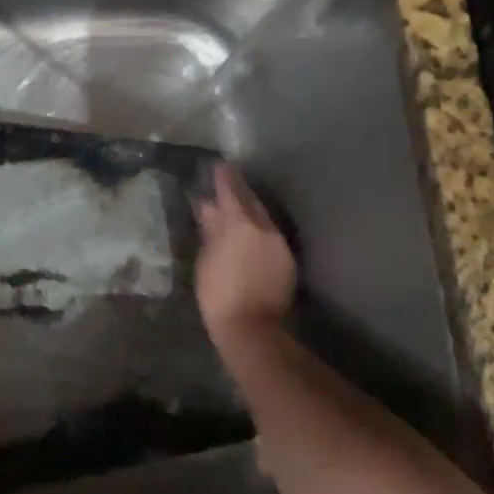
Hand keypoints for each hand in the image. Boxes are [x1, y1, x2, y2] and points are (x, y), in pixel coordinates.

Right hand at [193, 162, 297, 343]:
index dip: (224, 178)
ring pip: (263, 217)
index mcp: (240, 225)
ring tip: (236, 203)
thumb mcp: (207, 259)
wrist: (252, 328)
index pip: (231, 192)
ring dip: (250, 208)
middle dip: (239, 189)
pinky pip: (270, 233)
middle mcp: (264, 228)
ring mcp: (279, 244)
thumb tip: (207, 207)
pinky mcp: (286, 260)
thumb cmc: (218, 294)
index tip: (219, 164)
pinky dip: (259, 226)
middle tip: (228, 178)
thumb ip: (210, 229)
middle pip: (251, 201)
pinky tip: (250, 229)